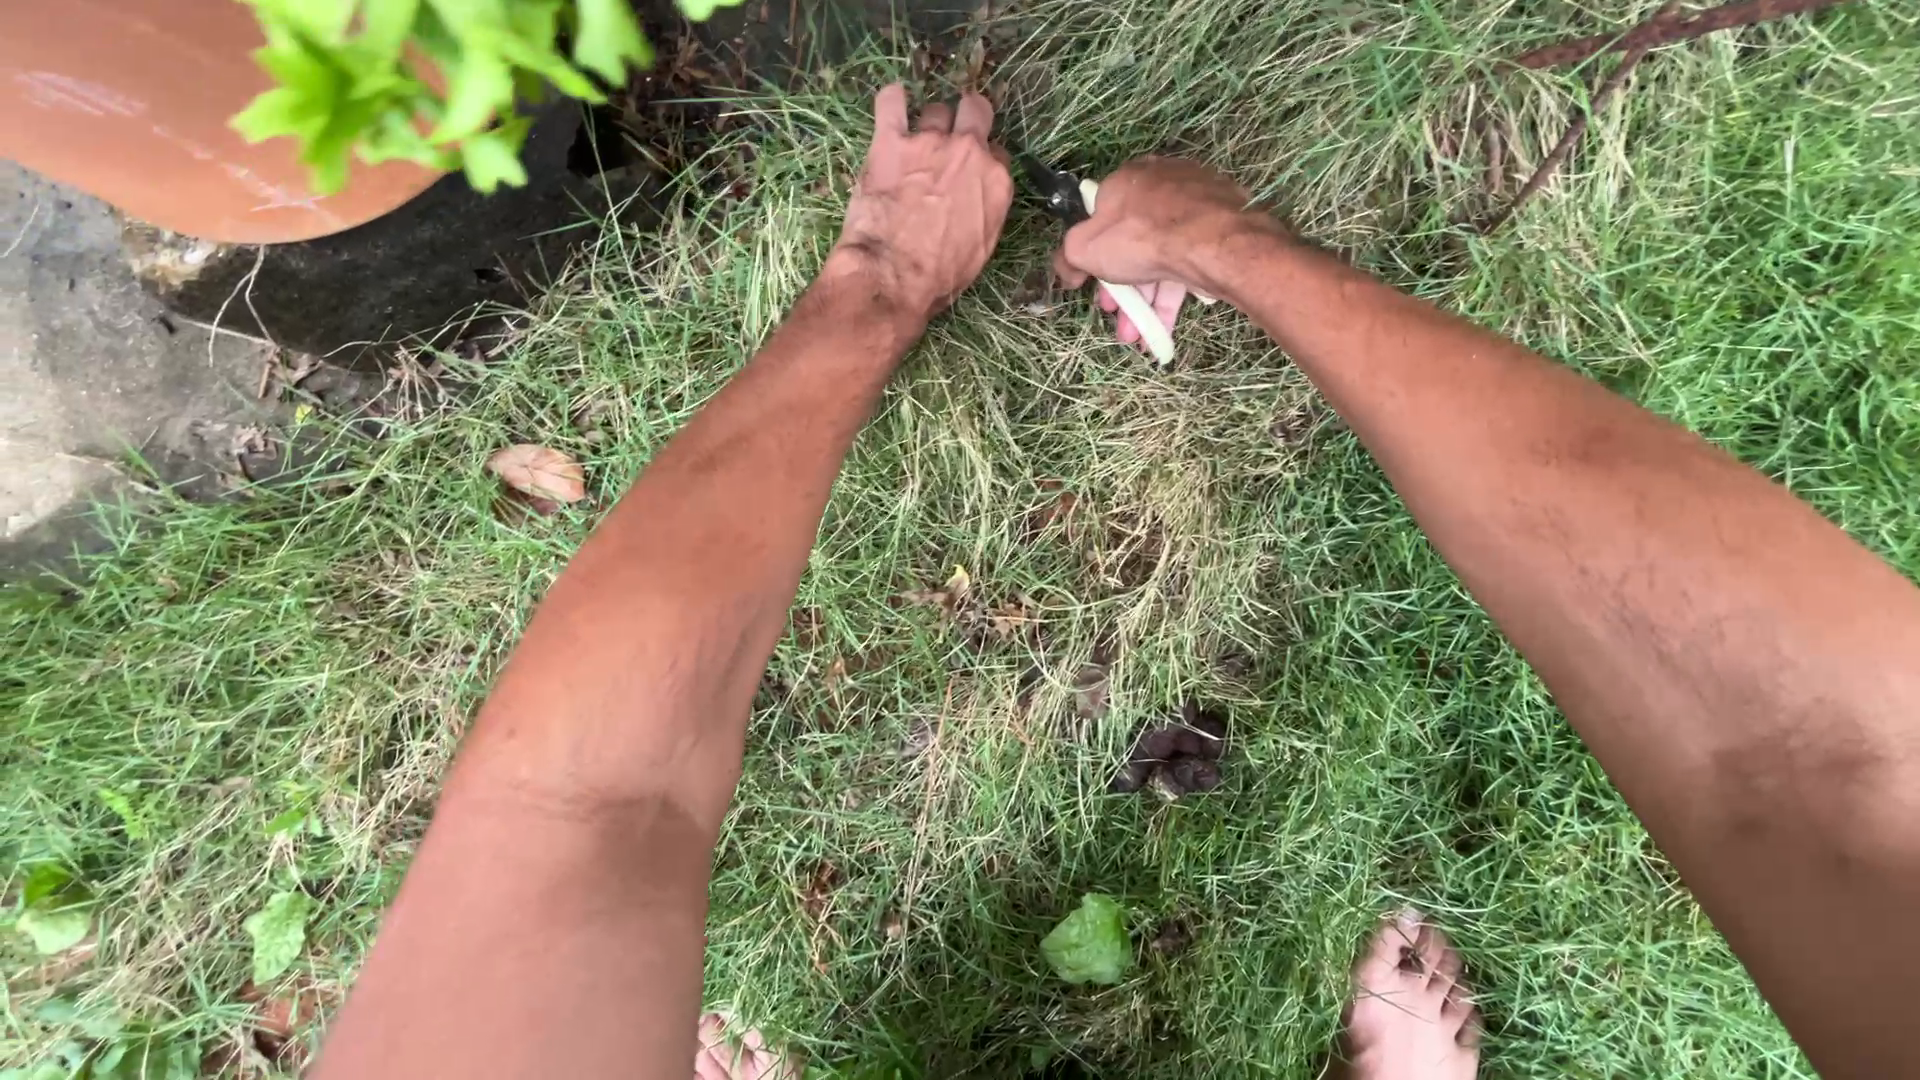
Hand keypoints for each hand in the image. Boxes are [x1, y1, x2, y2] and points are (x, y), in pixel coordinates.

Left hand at [833, 84, 1013, 321]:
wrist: (895, 276)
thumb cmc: (940, 277)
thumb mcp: (980, 251)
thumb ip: (984, 215)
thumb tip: (975, 205)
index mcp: (996, 183)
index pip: (997, 154)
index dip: (983, 161)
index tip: (970, 173)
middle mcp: (969, 153)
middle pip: (975, 111)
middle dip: (967, 118)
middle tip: (953, 135)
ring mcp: (929, 142)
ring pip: (936, 109)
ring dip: (928, 121)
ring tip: (916, 140)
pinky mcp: (890, 141)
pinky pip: (891, 101)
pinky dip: (892, 101)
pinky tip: (891, 107)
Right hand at [1051, 157, 1285, 347]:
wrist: (1212, 243)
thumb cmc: (1140, 238)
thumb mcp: (1084, 249)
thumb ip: (1067, 258)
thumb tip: (1067, 271)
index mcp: (1126, 180)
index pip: (1102, 219)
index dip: (1095, 260)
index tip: (1094, 290)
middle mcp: (1161, 185)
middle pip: (1133, 246)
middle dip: (1122, 292)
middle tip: (1119, 321)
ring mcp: (1194, 205)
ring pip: (1161, 260)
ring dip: (1146, 304)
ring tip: (1140, 336)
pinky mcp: (1219, 227)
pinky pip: (1187, 264)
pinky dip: (1173, 296)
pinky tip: (1165, 327)